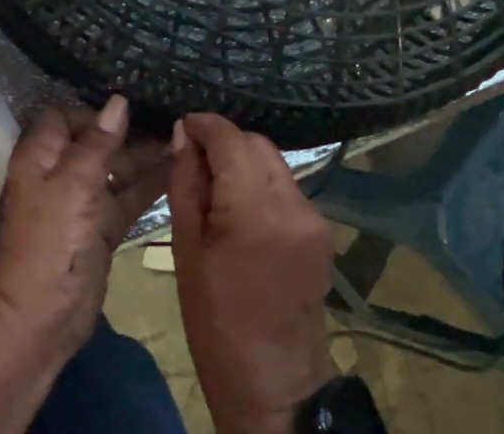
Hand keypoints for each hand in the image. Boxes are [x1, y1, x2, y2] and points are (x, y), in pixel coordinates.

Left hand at [0, 95, 169, 360]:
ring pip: (115, 171)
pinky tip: (180, 174)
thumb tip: (118, 101)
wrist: (39, 317)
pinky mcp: (100, 230)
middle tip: (173, 119)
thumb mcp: (73, 183)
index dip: (94, 111)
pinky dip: (149, 188)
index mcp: (41, 156)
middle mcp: (60, 174)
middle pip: (95, 142)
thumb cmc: (50, 241)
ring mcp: (81, 203)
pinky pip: (126, 199)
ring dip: (145, 158)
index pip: (64, 117)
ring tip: (186, 142)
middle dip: (128, 132)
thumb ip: (98, 142)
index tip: (133, 107)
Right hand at [169, 114, 334, 433]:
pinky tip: (239, 207)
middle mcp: (294, 204)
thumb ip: (186, 183)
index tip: (181, 125)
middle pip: (257, 144)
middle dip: (224, 142)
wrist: (271, 379)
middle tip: (192, 159)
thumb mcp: (185, 248)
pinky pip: (286, 186)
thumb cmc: (214, 320)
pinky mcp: (322, 230)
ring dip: (243, 162)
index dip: (204, 124)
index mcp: (256, 211)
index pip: (231, 139)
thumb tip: (183, 135)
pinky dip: (260, 184)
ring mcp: (315, 217)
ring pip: (274, 162)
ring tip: (214, 185)